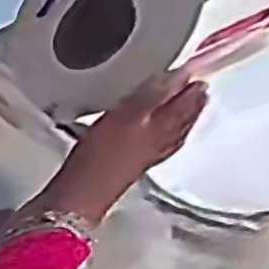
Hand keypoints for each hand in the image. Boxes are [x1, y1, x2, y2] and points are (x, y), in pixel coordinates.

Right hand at [43, 71, 207, 222]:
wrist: (76, 199)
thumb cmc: (100, 160)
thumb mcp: (124, 117)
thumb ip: (152, 94)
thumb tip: (177, 75)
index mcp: (165, 126)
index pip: (186, 99)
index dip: (189, 83)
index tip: (191, 69)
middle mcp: (159, 143)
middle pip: (182, 118)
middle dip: (188, 103)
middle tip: (192, 89)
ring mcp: (142, 159)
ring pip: (167, 134)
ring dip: (173, 121)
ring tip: (173, 111)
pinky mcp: (122, 170)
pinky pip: (147, 149)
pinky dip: (149, 139)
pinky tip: (140, 139)